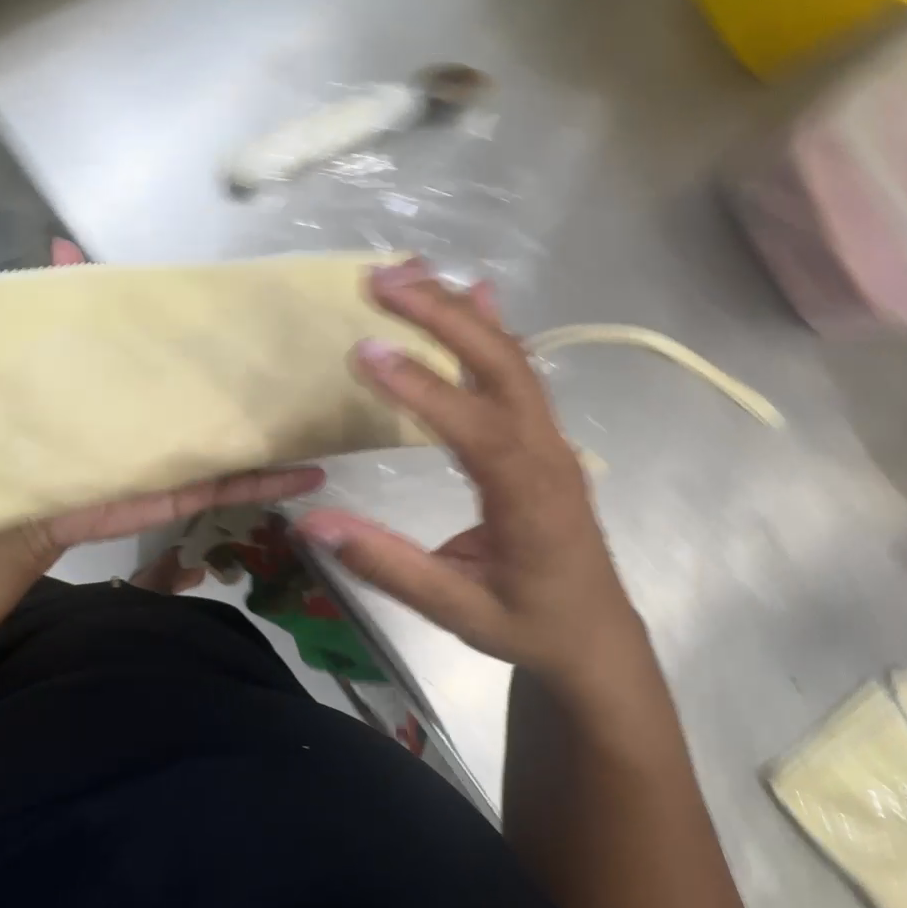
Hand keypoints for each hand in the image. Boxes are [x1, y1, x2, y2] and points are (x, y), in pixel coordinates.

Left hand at [16, 238, 326, 557]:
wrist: (28, 501)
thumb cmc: (45, 420)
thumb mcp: (56, 355)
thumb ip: (66, 303)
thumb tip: (61, 244)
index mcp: (147, 379)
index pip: (192, 351)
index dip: (226, 334)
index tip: (268, 311)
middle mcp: (171, 412)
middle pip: (225, 394)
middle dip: (265, 380)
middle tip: (320, 360)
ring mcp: (184, 453)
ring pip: (242, 440)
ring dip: (282, 430)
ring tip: (333, 411)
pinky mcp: (187, 490)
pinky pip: (236, 486)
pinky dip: (272, 482)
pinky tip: (314, 472)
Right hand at [296, 261, 645, 683]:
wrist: (595, 636)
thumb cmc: (527, 625)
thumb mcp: (456, 610)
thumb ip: (387, 566)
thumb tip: (311, 524)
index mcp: (529, 498)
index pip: (477, 429)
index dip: (423, 388)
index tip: (364, 353)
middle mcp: (546, 453)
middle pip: (502, 367)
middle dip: (442, 318)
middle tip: (380, 281)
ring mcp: (549, 439)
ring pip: (510, 358)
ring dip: (458, 311)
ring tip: (405, 272)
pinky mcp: (541, 437)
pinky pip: (518, 371)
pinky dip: (490, 326)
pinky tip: (472, 291)